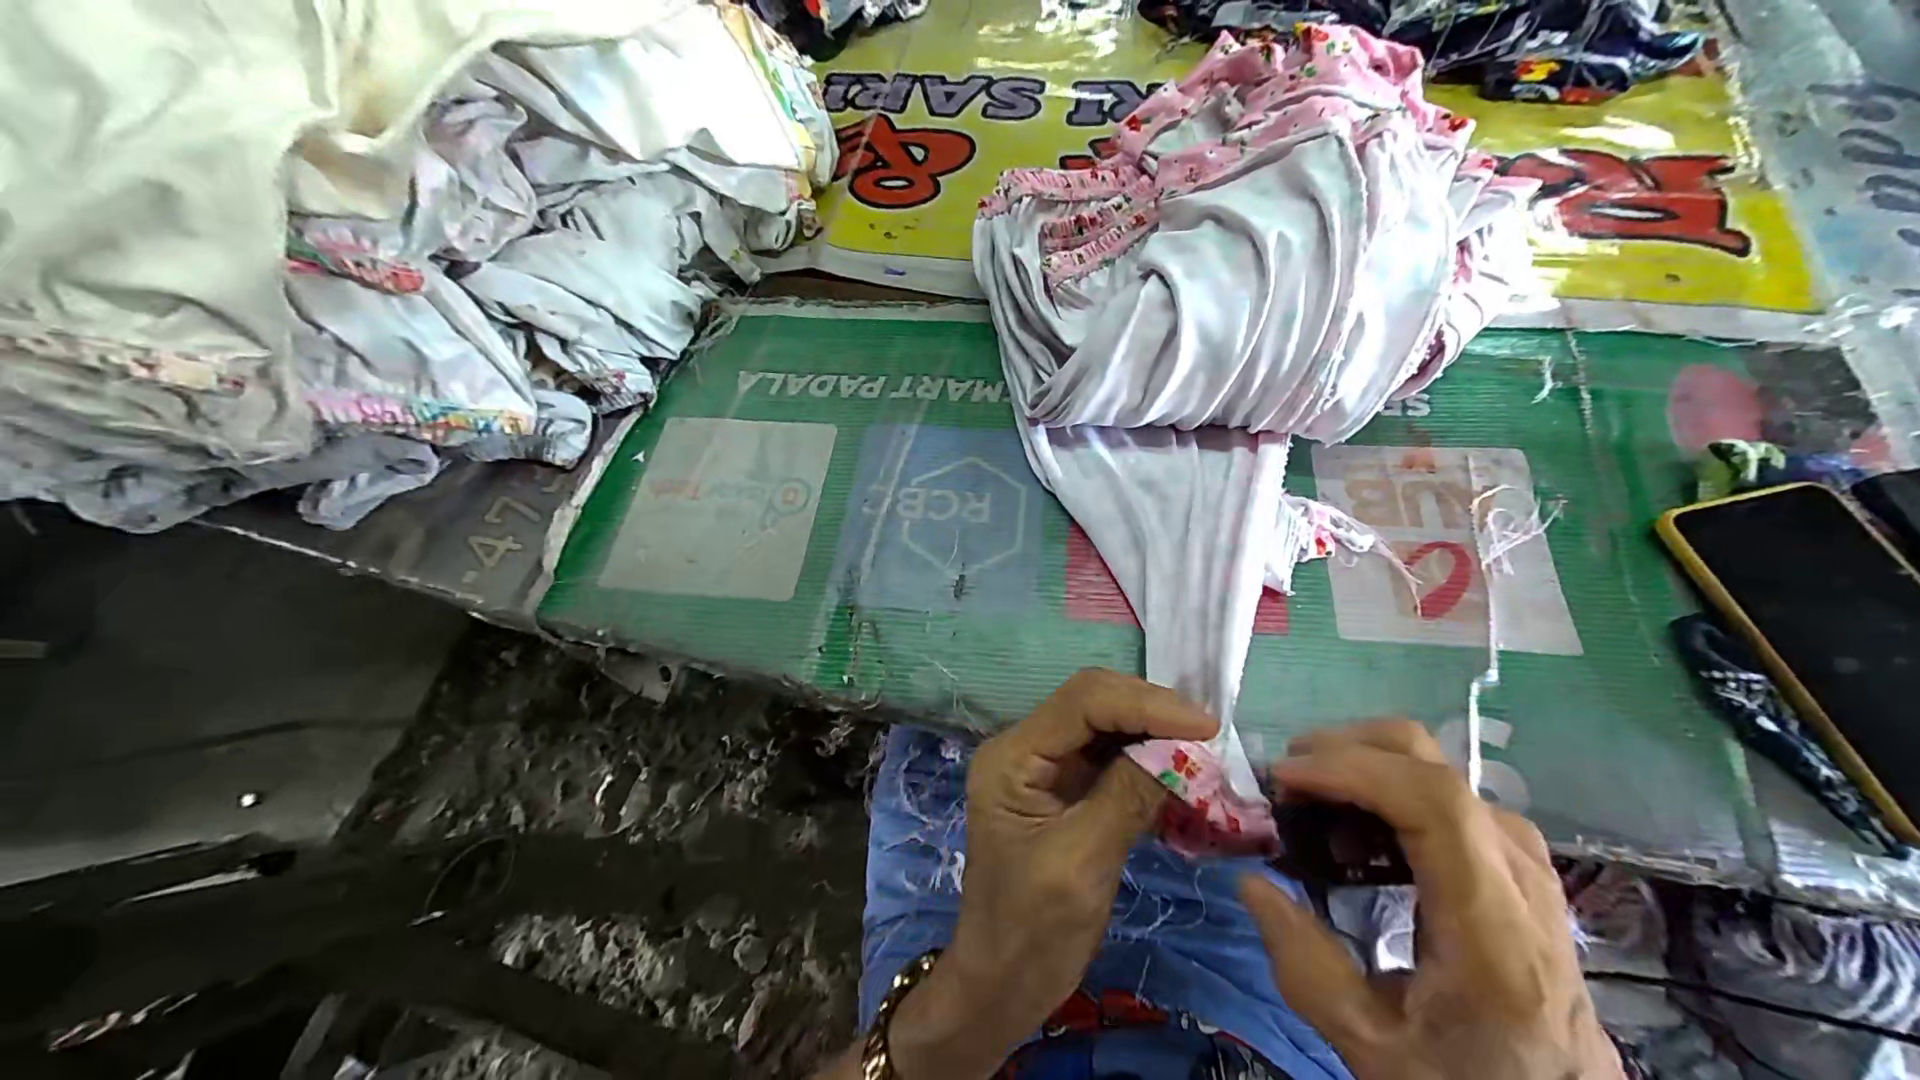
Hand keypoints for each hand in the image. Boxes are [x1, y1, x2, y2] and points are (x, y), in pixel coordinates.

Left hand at [888, 670, 1217, 1079]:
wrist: (1002, 982)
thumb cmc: (1031, 930)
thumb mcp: (1081, 863)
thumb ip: (1128, 797)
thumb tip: (1184, 750)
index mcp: (1012, 757)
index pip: (1082, 702)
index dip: (1145, 704)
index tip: (1206, 726)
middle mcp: (1025, 747)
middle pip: (1094, 702)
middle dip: (1152, 712)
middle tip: (1209, 737)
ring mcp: (1044, 766)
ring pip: (1106, 724)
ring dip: (1155, 732)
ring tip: (1203, 750)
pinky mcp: (1065, 787)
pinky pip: (1111, 755)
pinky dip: (1148, 758)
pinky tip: (1179, 770)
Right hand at [1240, 720, 1622, 1079]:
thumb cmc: (1465, 1077)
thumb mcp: (1371, 1047)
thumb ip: (1305, 966)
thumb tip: (1252, 882)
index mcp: (1494, 930)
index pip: (1435, 803)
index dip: (1350, 770)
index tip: (1283, 779)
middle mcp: (1520, 877)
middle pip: (1432, 764)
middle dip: (1343, 749)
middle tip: (1284, 780)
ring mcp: (1523, 860)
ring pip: (1437, 764)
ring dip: (1361, 760)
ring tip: (1311, 799)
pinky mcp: (1512, 859)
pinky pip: (1441, 789)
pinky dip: (1384, 781)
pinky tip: (1353, 821)